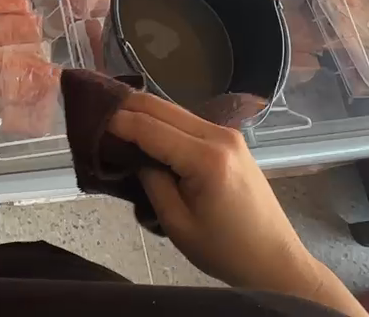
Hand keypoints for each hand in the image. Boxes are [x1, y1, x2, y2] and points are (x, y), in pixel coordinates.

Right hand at [110, 93, 361, 314]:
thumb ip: (150, 181)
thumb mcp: (177, 224)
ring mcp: (227, 133)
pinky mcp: (230, 138)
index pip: (149, 127)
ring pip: (172, 108)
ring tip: (114, 118)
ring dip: (142, 110)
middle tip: (95, 112)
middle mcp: (218, 135)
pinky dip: (161, 119)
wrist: (277, 262)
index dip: (117, 122)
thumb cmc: (226, 251)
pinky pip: (186, 119)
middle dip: (125, 106)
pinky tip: (144, 127)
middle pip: (160, 106)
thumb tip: (130, 154)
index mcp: (206, 159)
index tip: (90, 122)